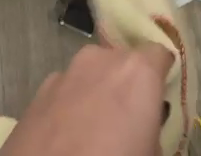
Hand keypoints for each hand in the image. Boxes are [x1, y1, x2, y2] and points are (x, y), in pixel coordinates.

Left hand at [2, 44, 173, 155]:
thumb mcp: (152, 153)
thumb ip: (155, 130)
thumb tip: (147, 130)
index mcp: (137, 70)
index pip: (161, 54)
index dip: (162, 75)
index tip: (161, 98)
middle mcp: (101, 59)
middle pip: (123, 62)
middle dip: (127, 86)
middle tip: (128, 122)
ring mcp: (65, 72)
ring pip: (91, 75)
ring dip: (97, 94)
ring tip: (95, 132)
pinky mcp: (38, 92)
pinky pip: (65, 91)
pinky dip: (70, 106)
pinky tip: (67, 138)